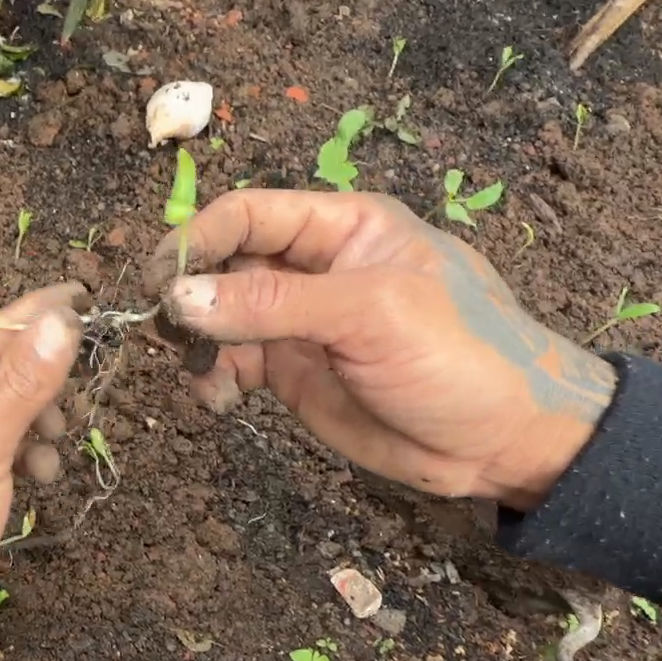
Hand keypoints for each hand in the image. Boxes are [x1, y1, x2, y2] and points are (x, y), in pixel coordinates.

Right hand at [146, 190, 615, 510]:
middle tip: (163, 334)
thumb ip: (271, 305)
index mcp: (340, 228)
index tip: (162, 284)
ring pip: (216, 318)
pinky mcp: (286, 371)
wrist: (499, 445)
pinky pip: (228, 364)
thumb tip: (176, 299)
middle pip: (221, 265)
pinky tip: (219, 401)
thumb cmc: (457, 356)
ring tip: (196, 375)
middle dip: (187, 296)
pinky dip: (210, 380)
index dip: (198, 241)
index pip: (247, 215)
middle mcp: (308, 268)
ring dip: (193, 343)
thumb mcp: (369, 315)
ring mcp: (293, 323)